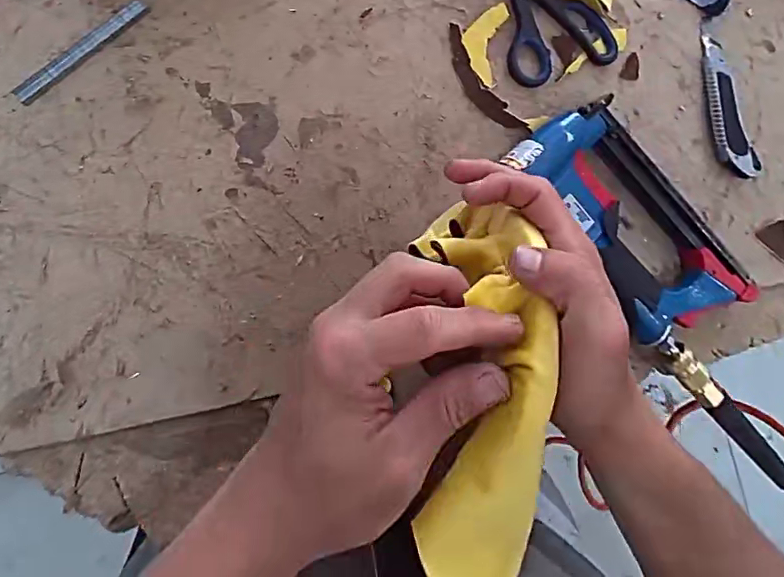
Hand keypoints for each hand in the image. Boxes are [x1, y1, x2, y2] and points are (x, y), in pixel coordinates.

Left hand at [177, 254, 522, 574]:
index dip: (477, 324)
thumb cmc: (330, 497)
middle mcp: (335, 324)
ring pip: (392, 279)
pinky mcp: (336, 333)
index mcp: (347, 355)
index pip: (426, 321)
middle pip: (402, 271)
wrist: (268, 512)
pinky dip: (417, 304)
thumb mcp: (399, 463)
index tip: (514, 329)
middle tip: (483, 315)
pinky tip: (438, 339)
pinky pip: (383, 298)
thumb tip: (499, 375)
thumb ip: (449, 408)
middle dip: (450, 284)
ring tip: (466, 328)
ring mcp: (331, 325)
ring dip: (434, 291)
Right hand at [443, 159, 652, 449]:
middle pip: (519, 201)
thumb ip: (568, 279)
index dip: (504, 183)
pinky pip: (489, 265)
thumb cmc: (599, 369)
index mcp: (571, 250)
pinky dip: (468, 253)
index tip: (468, 191)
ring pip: (502, 229)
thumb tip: (518, 252)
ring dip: (475, 214)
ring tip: (445, 216)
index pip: (538, 197)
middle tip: (452, 174)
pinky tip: (447, 261)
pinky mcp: (515, 301)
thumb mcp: (596, 322)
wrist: (596, 417)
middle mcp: (551, 254)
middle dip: (487, 180)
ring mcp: (533, 277)